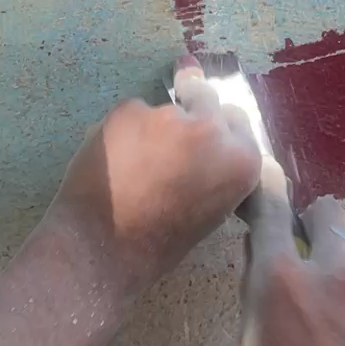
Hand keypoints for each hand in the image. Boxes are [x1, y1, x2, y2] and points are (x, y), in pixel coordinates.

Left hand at [40, 62, 263, 300]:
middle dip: (193, 112)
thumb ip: (218, 170)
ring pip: (165, 110)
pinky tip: (114, 158)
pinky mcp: (131, 109)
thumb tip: (208, 148)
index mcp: (241, 161)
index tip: (203, 139)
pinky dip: (126, 130)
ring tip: (135, 161)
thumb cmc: (159, 244)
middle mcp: (212, 129)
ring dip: (156, 127)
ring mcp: (170, 115)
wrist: (103, 246)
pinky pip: (133, 113)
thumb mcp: (212, 209)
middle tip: (171, 140)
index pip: (238, 122)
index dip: (219, 130)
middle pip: (207, 99)